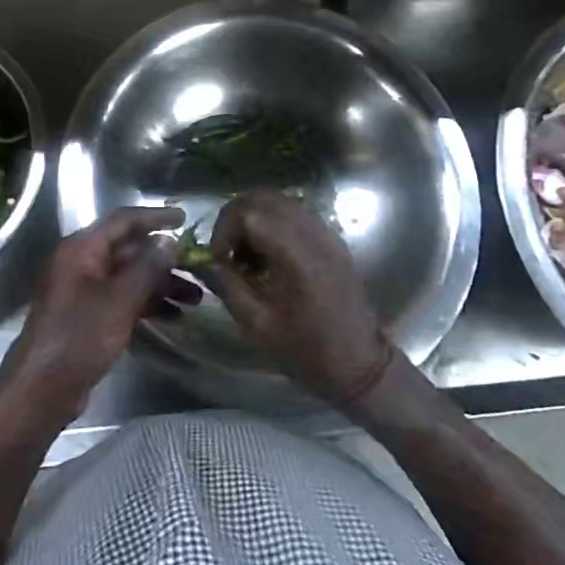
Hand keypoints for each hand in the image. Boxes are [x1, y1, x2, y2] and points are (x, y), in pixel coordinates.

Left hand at [0, 206, 187, 420]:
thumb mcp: (119, 300)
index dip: (155, 217)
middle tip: (199, 269)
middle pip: (129, 250)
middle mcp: (82, 263)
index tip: (185, 219)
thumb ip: (147, 267)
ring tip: (196, 298)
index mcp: (81, 249)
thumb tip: (169, 240)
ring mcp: (84, 289)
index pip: (123, 220)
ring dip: (161, 284)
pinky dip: (147, 303)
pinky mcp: (89, 315)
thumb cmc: (79, 336)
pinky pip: (123, 298)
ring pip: (129, 277)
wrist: (41, 388)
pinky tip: (174, 316)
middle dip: (165, 260)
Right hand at [207, 191, 394, 406]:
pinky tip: (268, 254)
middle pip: (263, 199)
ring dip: (253, 219)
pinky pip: (294, 214)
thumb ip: (227, 286)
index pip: (249, 214)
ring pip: (279, 202)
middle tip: (225, 251)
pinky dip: (273, 223)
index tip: (216, 258)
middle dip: (235, 218)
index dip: (224, 229)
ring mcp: (326, 233)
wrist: (360, 365)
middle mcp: (312, 234)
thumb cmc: (307, 351)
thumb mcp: (257, 325)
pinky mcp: (331, 239)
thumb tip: (204, 262)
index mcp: (295, 255)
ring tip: (245, 253)